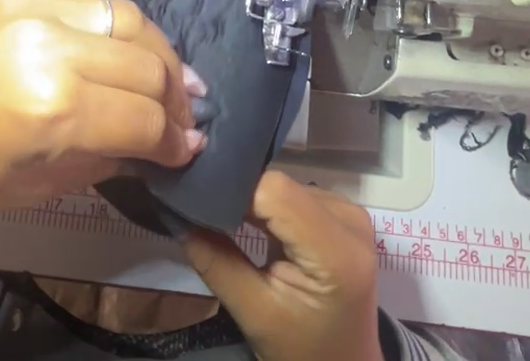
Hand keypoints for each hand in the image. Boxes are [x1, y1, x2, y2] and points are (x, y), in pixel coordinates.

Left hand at [0, 0, 205, 227]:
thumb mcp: (25, 189)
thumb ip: (98, 160)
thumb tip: (152, 146)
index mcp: (49, 109)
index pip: (141, 119)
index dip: (173, 139)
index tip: (187, 149)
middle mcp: (48, 43)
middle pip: (144, 61)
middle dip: (175, 96)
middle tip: (186, 116)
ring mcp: (28, 1)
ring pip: (123, 14)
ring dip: (156, 47)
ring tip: (170, 73)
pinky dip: (111, 14)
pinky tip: (122, 36)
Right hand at [184, 171, 383, 360]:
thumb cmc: (303, 351)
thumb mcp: (255, 314)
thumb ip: (217, 263)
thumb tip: (179, 215)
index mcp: (335, 250)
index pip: (274, 191)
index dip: (233, 189)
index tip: (195, 199)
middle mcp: (349, 219)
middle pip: (280, 185)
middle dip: (237, 194)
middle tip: (196, 206)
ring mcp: (349, 213)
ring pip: (284, 185)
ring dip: (251, 198)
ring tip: (217, 214)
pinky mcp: (342, 214)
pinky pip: (295, 194)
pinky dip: (267, 205)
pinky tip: (246, 219)